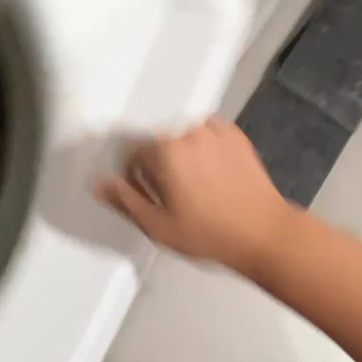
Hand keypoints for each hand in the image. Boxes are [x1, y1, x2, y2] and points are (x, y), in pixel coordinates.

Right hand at [95, 118, 298, 276]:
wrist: (263, 233)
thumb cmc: (207, 233)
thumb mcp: (159, 226)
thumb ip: (125, 200)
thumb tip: (98, 182)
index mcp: (164, 150)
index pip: (133, 152)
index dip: (135, 175)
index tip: (149, 196)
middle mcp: (186, 129)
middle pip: (159, 142)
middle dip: (160, 164)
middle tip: (174, 196)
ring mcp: (213, 128)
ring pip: (184, 136)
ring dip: (184, 154)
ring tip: (198, 186)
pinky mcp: (235, 132)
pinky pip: (208, 133)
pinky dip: (206, 147)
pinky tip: (215, 174)